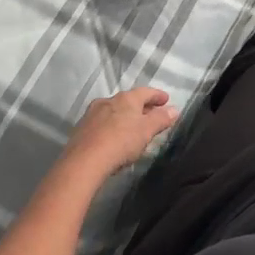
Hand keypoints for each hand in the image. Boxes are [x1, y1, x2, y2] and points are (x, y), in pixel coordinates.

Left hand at [61, 88, 178, 178]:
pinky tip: (113, 139)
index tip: (166, 100)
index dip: (157, 96)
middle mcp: (108, 101)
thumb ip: (161, 119)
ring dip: (124, 118)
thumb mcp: (146, 131)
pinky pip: (101, 124)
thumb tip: (174, 109)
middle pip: (129, 101)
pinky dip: (111, 128)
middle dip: (141, 108)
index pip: (146, 92)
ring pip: (113, 112)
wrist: (83, 162)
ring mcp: (92, 114)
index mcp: (126, 98)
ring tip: (132, 129)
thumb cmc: (121, 142)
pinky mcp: (81, 130)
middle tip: (151, 116)